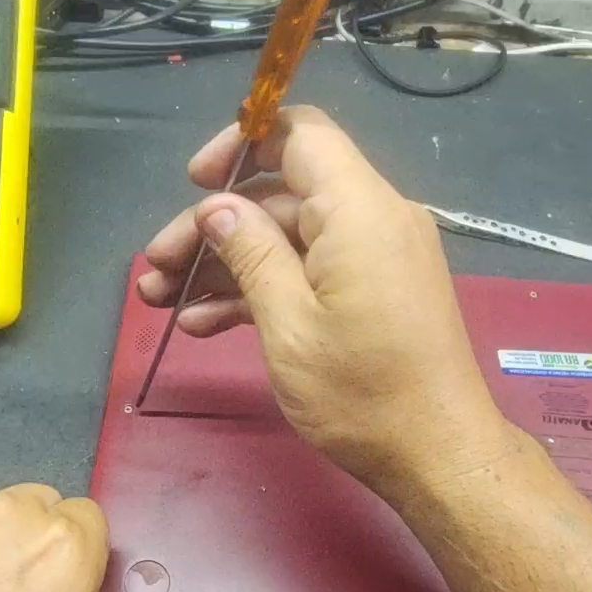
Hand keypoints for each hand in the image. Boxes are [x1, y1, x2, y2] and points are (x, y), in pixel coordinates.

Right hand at [139, 106, 503, 489]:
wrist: (436, 455)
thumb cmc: (361, 392)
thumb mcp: (288, 324)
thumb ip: (251, 253)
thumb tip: (217, 208)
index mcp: (357, 210)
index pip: (299, 135)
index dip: (240, 144)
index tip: (194, 181)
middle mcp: (371, 219)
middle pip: (279, 197)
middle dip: (212, 229)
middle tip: (155, 269)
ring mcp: (371, 258)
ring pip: (285, 240)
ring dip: (223, 267)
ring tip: (161, 301)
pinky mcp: (369, 291)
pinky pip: (308, 272)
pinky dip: (258, 290)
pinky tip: (202, 324)